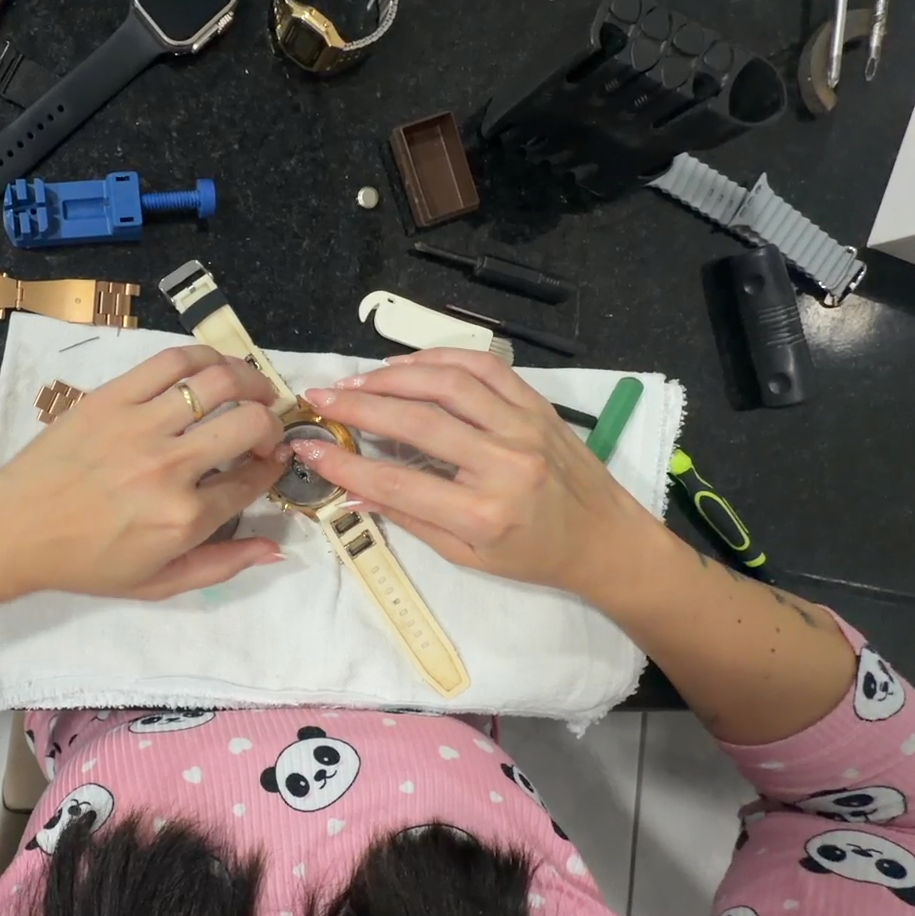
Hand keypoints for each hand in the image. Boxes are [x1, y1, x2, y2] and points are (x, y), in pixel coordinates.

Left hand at [0, 346, 289, 599]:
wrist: (13, 530)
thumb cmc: (85, 563)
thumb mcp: (158, 583)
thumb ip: (221, 566)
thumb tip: (277, 547)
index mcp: (184, 518)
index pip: (252, 480)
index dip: (271, 467)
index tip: (271, 461)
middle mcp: (170, 467)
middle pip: (249, 423)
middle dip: (271, 424)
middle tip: (264, 428)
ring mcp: (140, 426)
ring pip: (218, 381)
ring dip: (250, 380)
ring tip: (252, 390)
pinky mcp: (111, 398)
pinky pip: (171, 362)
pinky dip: (204, 357)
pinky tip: (213, 368)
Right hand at [288, 348, 660, 599]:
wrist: (607, 540)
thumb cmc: (532, 556)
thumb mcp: (466, 556)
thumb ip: (408, 519)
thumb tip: (351, 491)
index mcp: (483, 513)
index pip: (397, 482)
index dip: (344, 464)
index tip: (306, 447)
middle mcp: (505, 463)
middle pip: (416, 422)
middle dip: (358, 407)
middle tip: (319, 398)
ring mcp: (524, 426)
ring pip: (448, 384)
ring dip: (392, 377)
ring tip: (354, 381)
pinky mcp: (536, 404)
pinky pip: (482, 367)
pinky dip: (438, 358)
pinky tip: (404, 365)